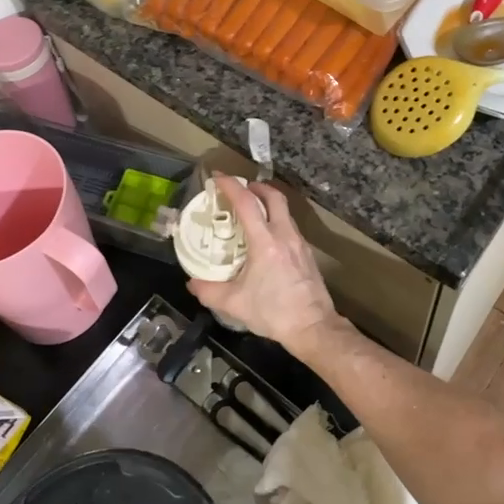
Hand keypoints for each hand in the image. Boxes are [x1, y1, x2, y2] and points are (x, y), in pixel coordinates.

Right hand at [188, 175, 342, 348]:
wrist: (312, 326)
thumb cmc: (273, 312)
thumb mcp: (234, 304)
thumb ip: (208, 291)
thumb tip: (191, 282)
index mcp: (265, 242)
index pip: (247, 203)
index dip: (231, 186)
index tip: (218, 177)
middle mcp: (284, 235)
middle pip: (273, 196)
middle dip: (255, 187)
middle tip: (239, 188)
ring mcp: (299, 242)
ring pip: (284, 210)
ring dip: (268, 202)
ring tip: (251, 209)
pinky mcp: (306, 253)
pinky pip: (290, 225)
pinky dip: (276, 219)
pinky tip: (267, 236)